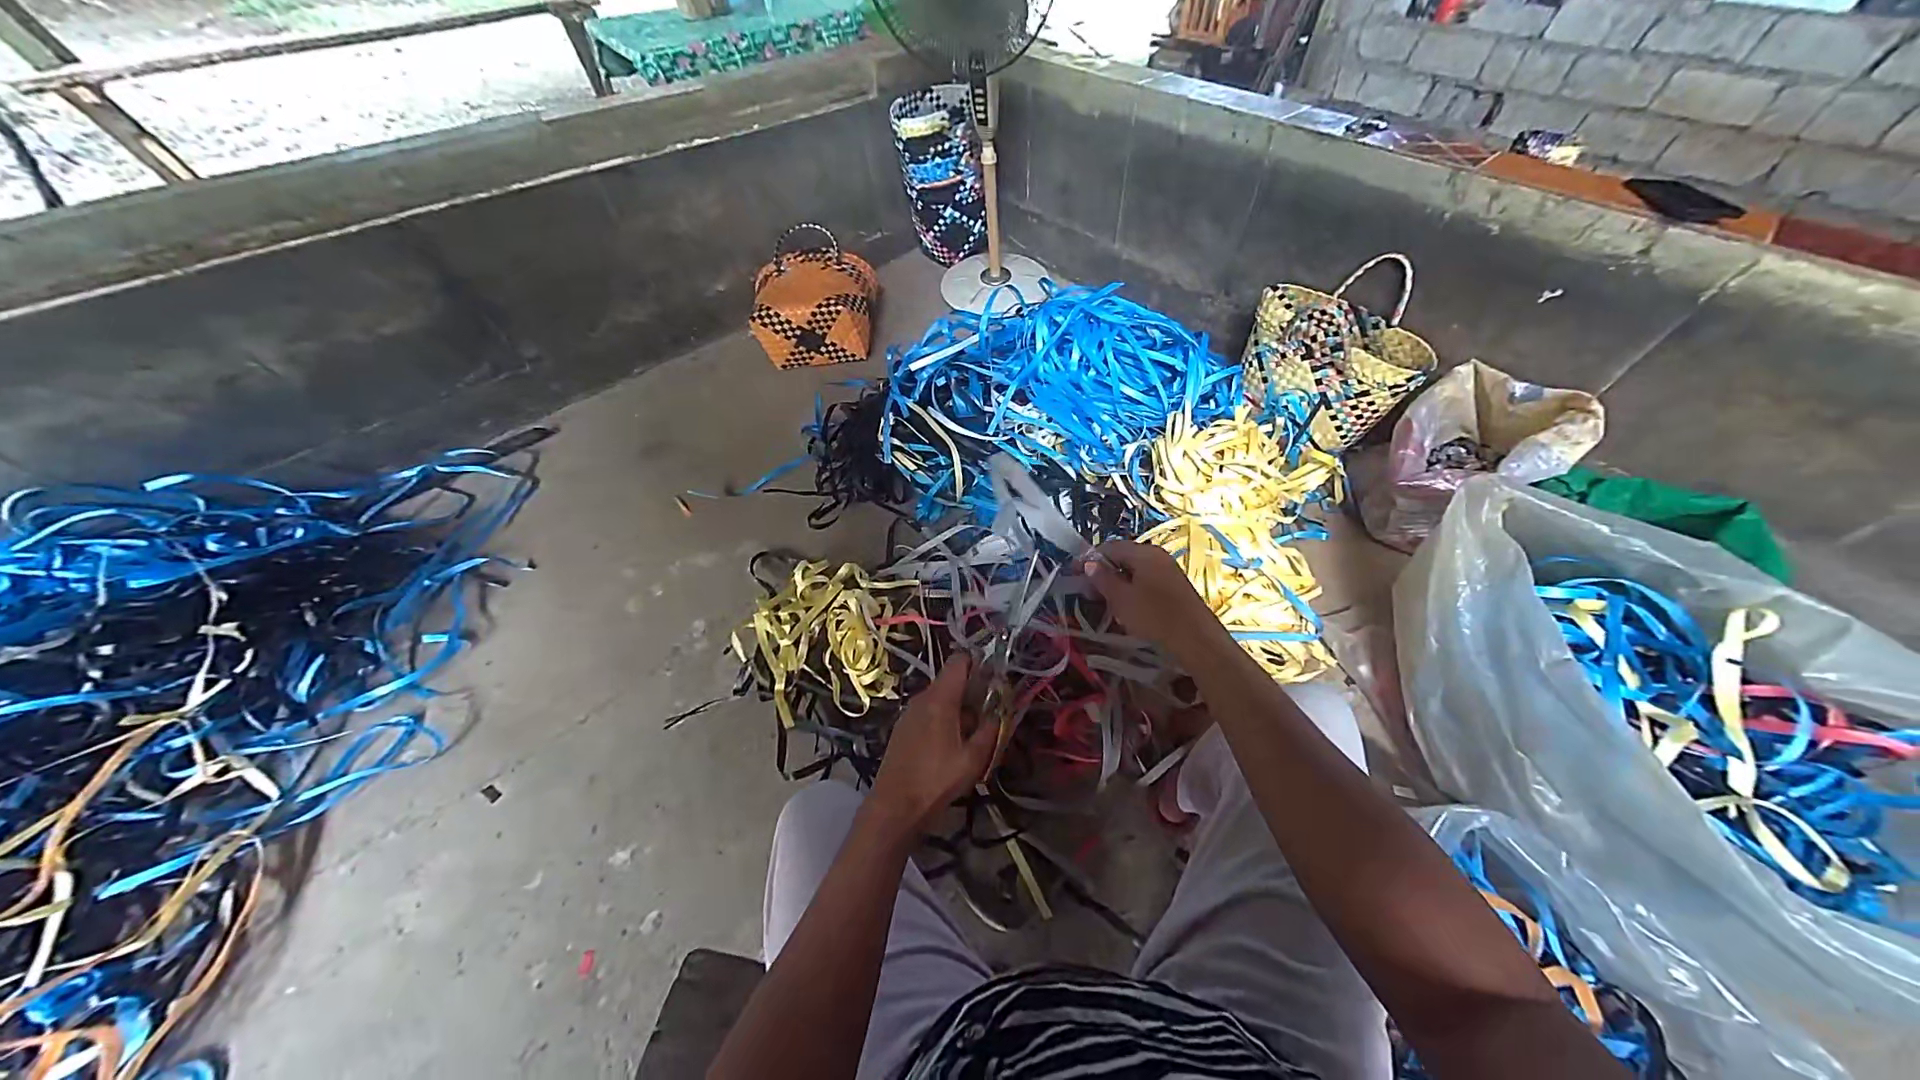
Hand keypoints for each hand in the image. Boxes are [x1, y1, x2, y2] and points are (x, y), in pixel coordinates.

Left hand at [868, 655, 998, 835]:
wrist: (895, 805)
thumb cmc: (937, 780)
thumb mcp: (974, 758)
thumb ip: (990, 729)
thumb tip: (1000, 711)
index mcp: (940, 698)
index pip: (959, 661)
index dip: (979, 663)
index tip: (995, 679)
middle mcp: (921, 698)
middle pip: (951, 682)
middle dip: (973, 693)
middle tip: (991, 714)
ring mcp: (909, 713)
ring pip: (940, 699)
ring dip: (959, 710)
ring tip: (974, 735)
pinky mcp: (903, 728)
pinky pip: (928, 713)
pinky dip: (944, 720)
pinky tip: (951, 746)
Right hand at [1084, 542, 1233, 664]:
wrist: (1196, 639)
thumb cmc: (1154, 616)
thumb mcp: (1121, 599)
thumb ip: (1103, 579)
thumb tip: (1089, 563)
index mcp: (1144, 553)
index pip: (1109, 547)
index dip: (1089, 559)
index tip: (1073, 574)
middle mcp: (1157, 555)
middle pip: (1122, 556)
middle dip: (1102, 571)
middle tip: (1087, 591)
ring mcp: (1168, 570)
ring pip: (1134, 570)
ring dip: (1116, 582)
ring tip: (1104, 601)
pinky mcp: (1173, 586)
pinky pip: (1145, 580)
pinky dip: (1131, 588)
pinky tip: (1126, 606)